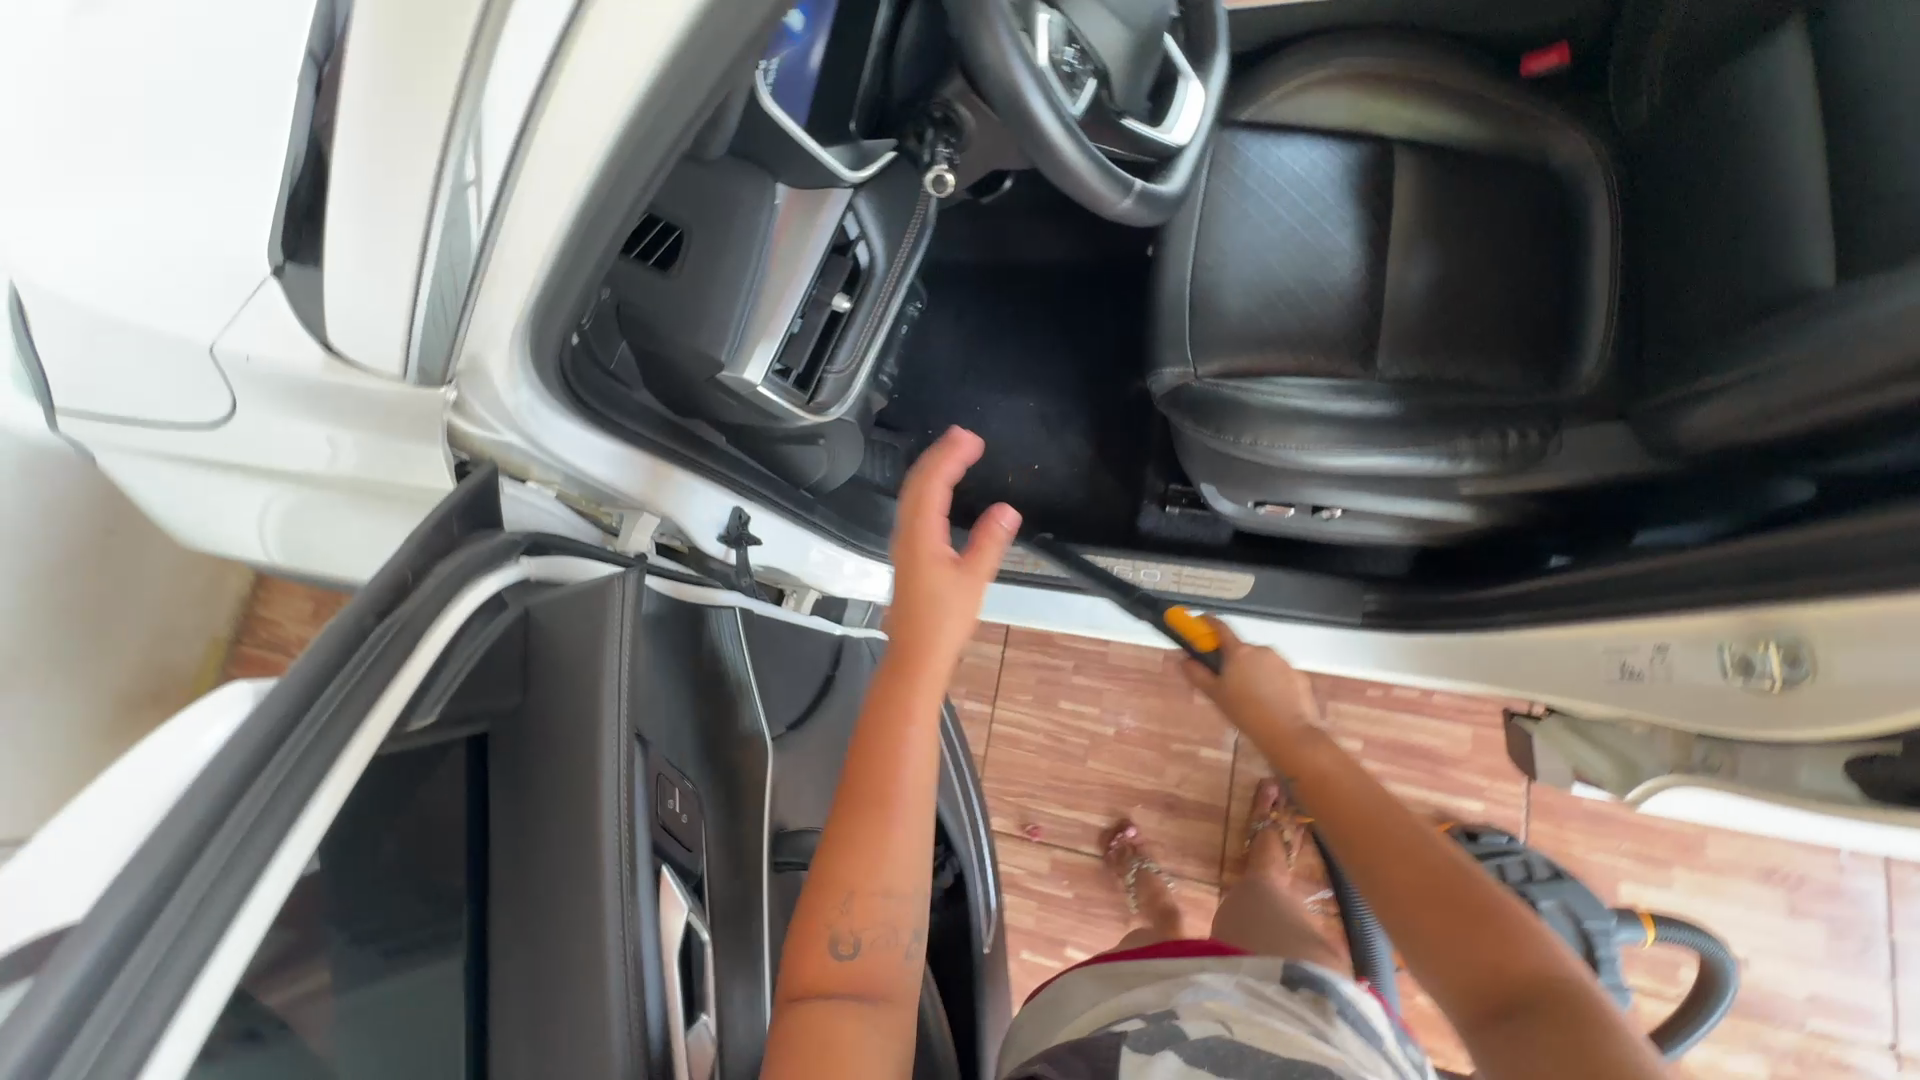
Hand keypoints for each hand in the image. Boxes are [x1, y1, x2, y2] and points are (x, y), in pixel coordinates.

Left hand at [883, 427, 1020, 670]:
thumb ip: (990, 542)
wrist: (916, 654)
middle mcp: (906, 532)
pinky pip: (913, 508)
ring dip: (932, 470)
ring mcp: (903, 543)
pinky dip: (928, 489)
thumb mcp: (974, 580)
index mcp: (921, 534)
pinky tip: (940, 492)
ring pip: (912, 495)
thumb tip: (1008, 509)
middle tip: (964, 437)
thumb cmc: (944, 621)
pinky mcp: (907, 553)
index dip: (951, 457)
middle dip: (940, 455)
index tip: (972, 439)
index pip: (933, 483)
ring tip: (955, 453)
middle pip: (918, 482)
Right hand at [1180, 618, 1320, 742]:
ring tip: (1254, 698)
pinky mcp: (1298, 675)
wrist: (1289, 732)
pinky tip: (1273, 702)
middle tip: (1230, 683)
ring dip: (1255, 672)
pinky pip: (1280, 674)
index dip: (1208, 622)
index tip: (1200, 622)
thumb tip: (1184, 659)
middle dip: (1234, 661)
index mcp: (1238, 652)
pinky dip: (1274, 682)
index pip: (1221, 628)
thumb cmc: (1245, 712)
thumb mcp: (1215, 695)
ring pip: (1262, 662)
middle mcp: (1261, 649)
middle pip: (1242, 650)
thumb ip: (1198, 674)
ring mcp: (1283, 661)